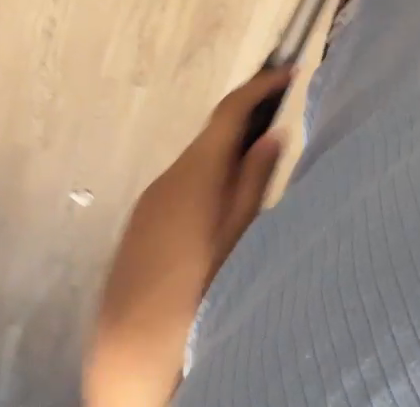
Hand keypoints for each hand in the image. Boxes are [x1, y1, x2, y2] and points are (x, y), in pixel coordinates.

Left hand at [86, 68, 291, 406]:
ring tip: (262, 164)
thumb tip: (273, 134)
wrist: (131, 349)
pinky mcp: (142, 223)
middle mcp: (168, 176)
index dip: (260, 86)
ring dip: (228, 153)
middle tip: (284, 117)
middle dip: (248, 121)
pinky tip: (224, 205)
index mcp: (196, 173)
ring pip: (199, 162)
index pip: (230, 111)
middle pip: (213, 135)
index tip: (288, 70)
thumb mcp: (240, 237)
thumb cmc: (198, 291)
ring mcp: (150, 200)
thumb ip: (255, 182)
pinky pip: (182, 184)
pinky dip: (208, 178)